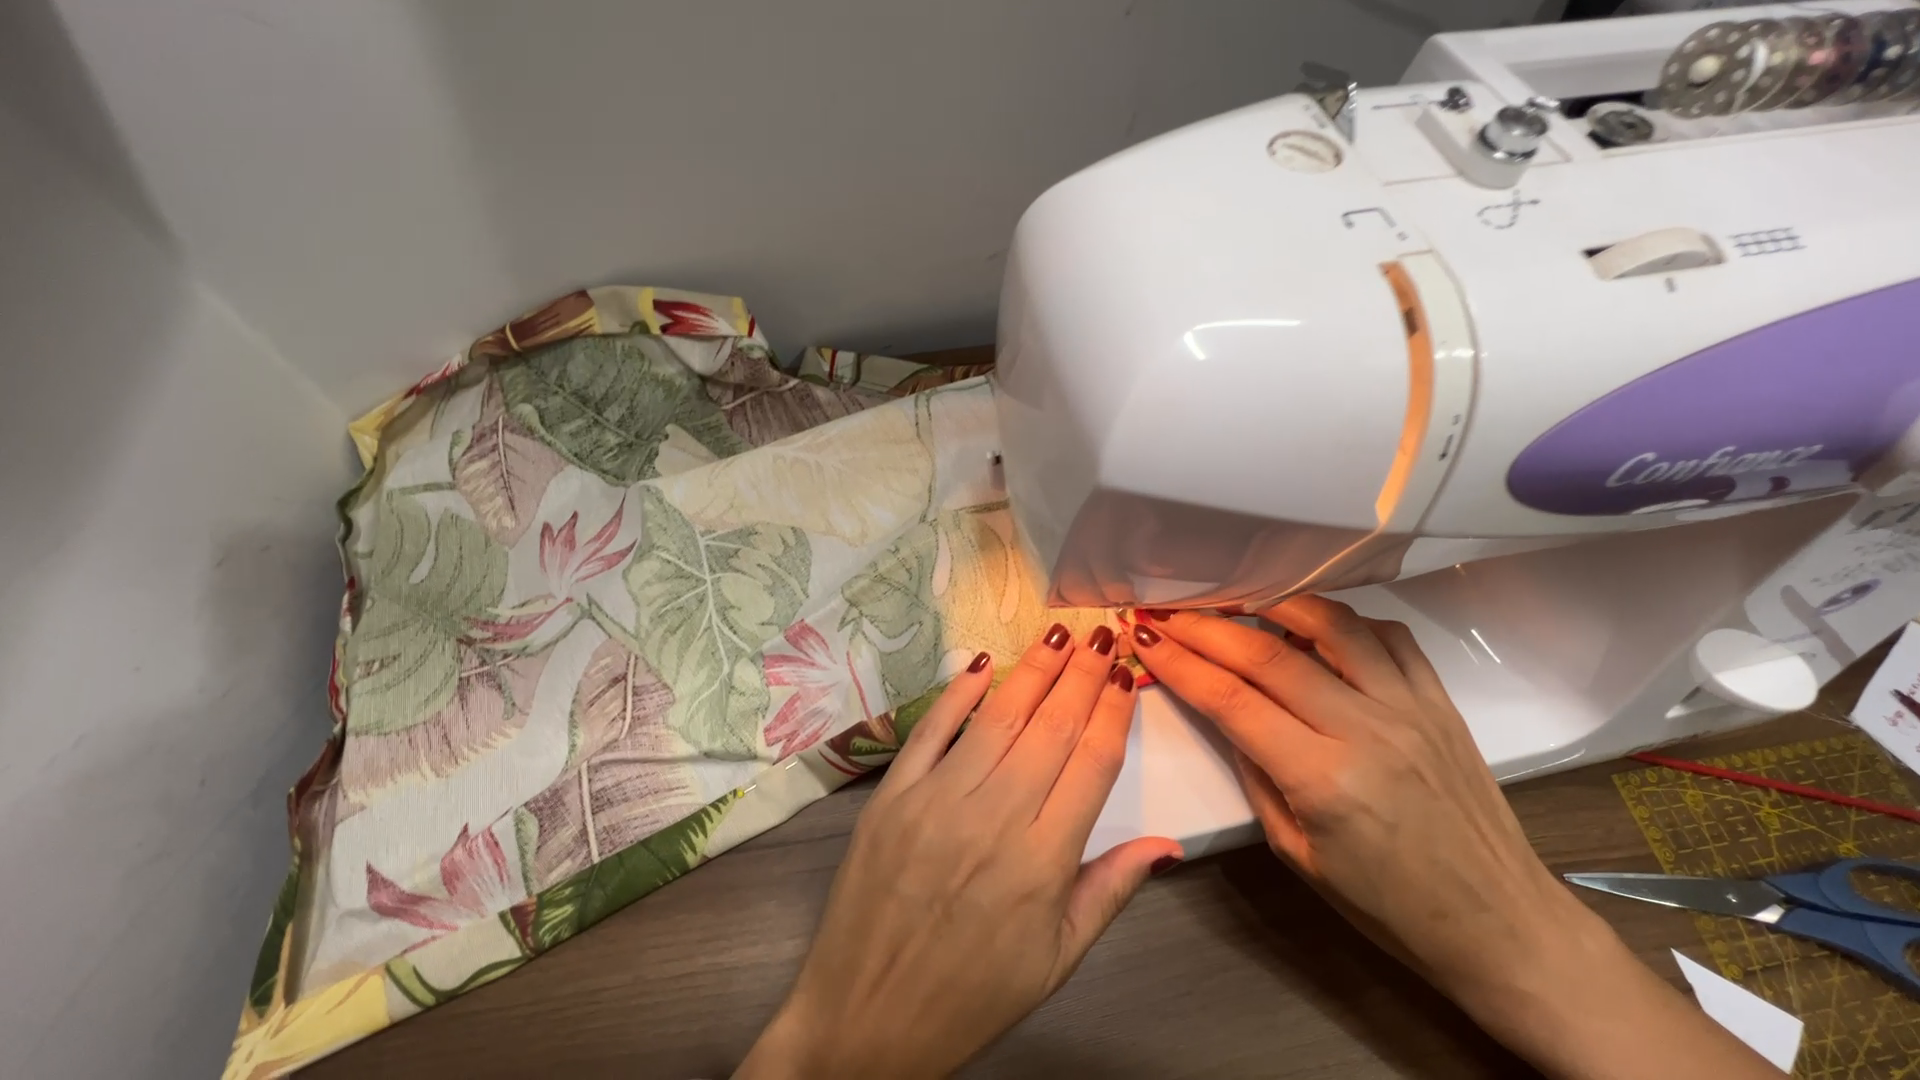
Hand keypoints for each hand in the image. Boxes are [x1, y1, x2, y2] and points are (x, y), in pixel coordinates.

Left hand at [737, 624, 1180, 1079]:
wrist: (865, 1020)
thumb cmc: (971, 996)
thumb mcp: (1056, 959)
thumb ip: (1110, 891)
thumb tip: (1167, 843)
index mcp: (1043, 861)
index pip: (1092, 763)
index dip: (1113, 712)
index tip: (1126, 674)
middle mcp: (993, 819)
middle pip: (1050, 728)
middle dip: (1080, 675)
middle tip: (1100, 633)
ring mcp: (936, 802)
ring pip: (996, 720)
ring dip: (1031, 672)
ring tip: (1057, 635)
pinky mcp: (890, 798)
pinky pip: (930, 733)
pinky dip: (956, 695)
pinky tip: (980, 665)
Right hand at [1126, 599, 1782, 1079]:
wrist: (1500, 924)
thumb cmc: (1387, 906)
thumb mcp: (1297, 853)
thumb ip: (1257, 776)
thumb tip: (1227, 714)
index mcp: (1322, 780)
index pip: (1232, 700)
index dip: (1180, 664)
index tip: (1147, 639)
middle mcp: (1365, 730)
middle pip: (1269, 654)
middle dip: (1207, 627)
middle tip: (1168, 610)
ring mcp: (1409, 708)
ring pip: (1332, 625)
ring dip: (1274, 603)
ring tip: (1235, 599)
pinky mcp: (1440, 702)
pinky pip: (1389, 636)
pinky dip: (1344, 619)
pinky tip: (1317, 625)